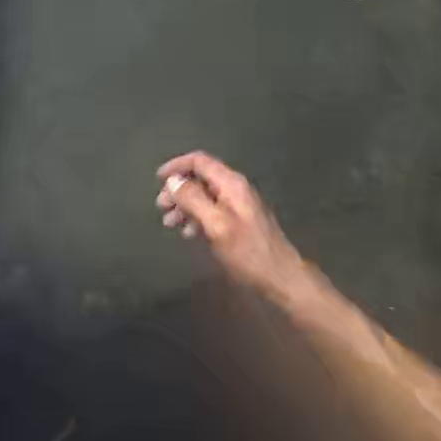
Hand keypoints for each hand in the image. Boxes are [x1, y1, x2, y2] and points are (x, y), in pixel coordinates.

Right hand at [155, 152, 308, 298]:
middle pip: (200, 178)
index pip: (199, 161)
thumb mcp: (216, 225)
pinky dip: (196, 217)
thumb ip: (193, 199)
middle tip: (161, 207)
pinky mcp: (240, 221)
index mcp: (231, 184)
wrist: (283, 279)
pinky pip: (212, 210)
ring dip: (185, 205)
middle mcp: (235, 188)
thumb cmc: (248, 252)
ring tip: (169, 222)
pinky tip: (188, 233)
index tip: (158, 179)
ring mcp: (238, 205)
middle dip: (178, 189)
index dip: (177, 166)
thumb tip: (173, 181)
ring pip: (204, 195)